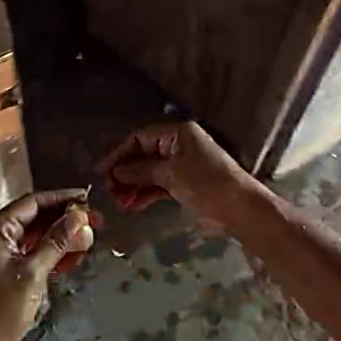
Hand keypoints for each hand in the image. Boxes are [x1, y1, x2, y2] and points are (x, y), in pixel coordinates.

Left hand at [0, 190, 93, 340]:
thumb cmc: (0, 310)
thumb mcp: (33, 273)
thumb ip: (56, 241)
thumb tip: (79, 215)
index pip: (33, 202)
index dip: (62, 198)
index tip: (89, 199)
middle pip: (37, 218)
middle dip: (66, 220)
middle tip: (95, 223)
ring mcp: (2, 255)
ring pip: (39, 237)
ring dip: (63, 238)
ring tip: (88, 242)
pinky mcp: (9, 272)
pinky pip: (35, 254)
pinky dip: (54, 255)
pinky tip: (73, 259)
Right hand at [96, 121, 266, 222]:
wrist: (239, 207)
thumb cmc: (206, 182)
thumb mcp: (171, 174)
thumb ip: (141, 171)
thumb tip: (116, 172)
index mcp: (177, 132)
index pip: (139, 137)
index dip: (118, 153)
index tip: (102, 171)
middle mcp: (178, 144)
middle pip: (143, 154)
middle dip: (125, 173)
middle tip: (109, 191)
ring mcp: (182, 164)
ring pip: (150, 172)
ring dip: (133, 186)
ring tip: (120, 203)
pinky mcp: (185, 182)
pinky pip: (159, 184)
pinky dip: (146, 193)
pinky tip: (133, 206)